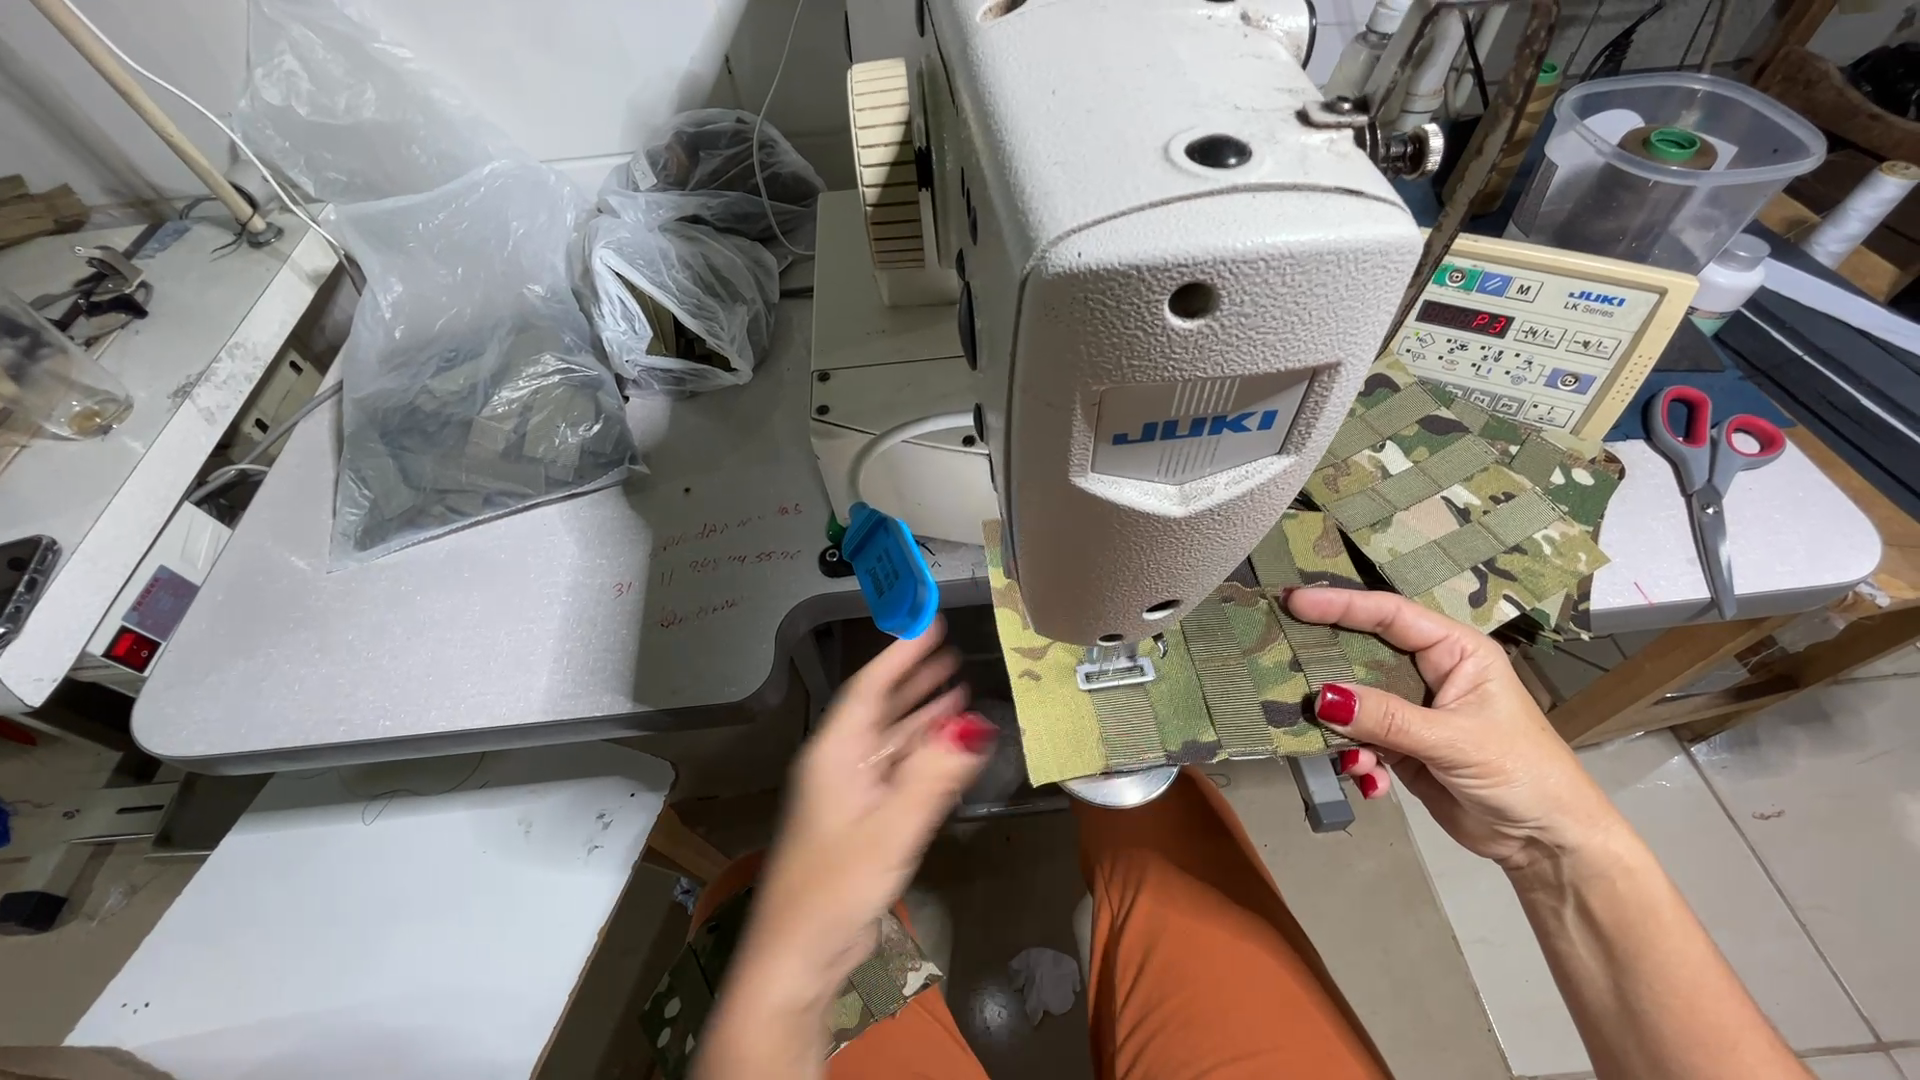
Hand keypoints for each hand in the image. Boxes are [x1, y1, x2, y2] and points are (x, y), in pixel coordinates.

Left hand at [741, 617, 995, 1002]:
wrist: (799, 952)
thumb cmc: (836, 885)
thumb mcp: (892, 826)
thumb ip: (935, 774)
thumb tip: (977, 724)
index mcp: (835, 754)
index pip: (870, 687)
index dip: (901, 654)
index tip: (931, 625)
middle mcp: (839, 763)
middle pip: (881, 708)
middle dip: (915, 680)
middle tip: (953, 653)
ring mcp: (849, 792)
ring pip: (890, 740)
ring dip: (922, 715)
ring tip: (958, 689)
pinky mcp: (861, 819)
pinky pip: (896, 770)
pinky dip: (922, 753)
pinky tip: (948, 748)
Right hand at [1284, 588, 1625, 872]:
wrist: (1546, 843)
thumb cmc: (1523, 775)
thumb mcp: (1455, 741)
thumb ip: (1387, 718)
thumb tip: (1320, 698)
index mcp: (1456, 652)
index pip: (1390, 615)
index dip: (1341, 605)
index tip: (1294, 603)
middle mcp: (1429, 672)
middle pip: (1362, 651)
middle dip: (1325, 660)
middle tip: (1278, 653)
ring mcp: (1411, 709)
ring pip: (1353, 698)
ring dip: (1339, 723)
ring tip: (1332, 742)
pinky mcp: (1399, 745)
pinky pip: (1358, 737)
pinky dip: (1355, 756)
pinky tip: (1369, 780)